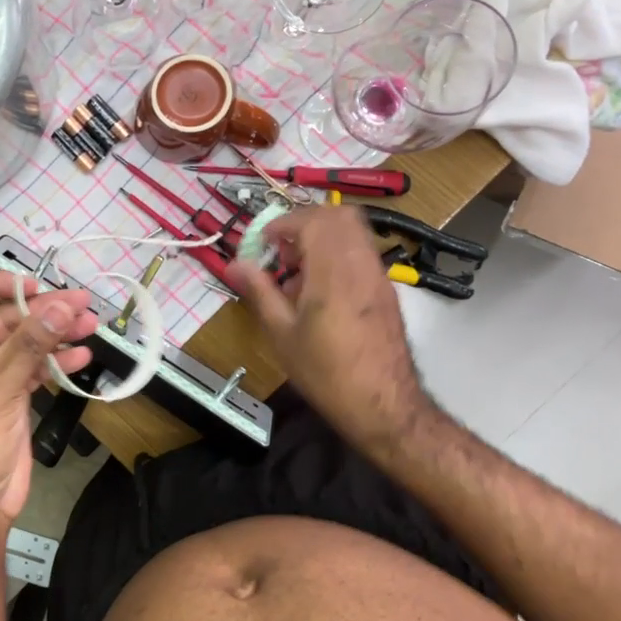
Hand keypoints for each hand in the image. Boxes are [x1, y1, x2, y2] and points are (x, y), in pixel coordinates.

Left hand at [0, 272, 98, 528]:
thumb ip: (31, 342)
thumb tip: (62, 304)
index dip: (0, 284)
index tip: (36, 284)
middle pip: (5, 319)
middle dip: (43, 312)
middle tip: (82, 303)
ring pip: (24, 344)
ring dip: (55, 336)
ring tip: (91, 326)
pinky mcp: (8, 397)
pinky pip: (33, 370)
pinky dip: (55, 363)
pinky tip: (80, 357)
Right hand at [226, 206, 431, 453]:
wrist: (383, 405)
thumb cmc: (325, 372)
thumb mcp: (281, 334)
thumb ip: (259, 291)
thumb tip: (234, 264)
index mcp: (333, 272)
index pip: (312, 221)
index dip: (283, 224)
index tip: (263, 244)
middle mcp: (361, 265)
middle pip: (338, 216)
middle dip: (304, 223)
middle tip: (283, 253)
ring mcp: (379, 276)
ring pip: (353, 231)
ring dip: (322, 238)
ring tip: (299, 273)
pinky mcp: (386, 290)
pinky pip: (361, 252)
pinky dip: (337, 255)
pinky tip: (320, 291)